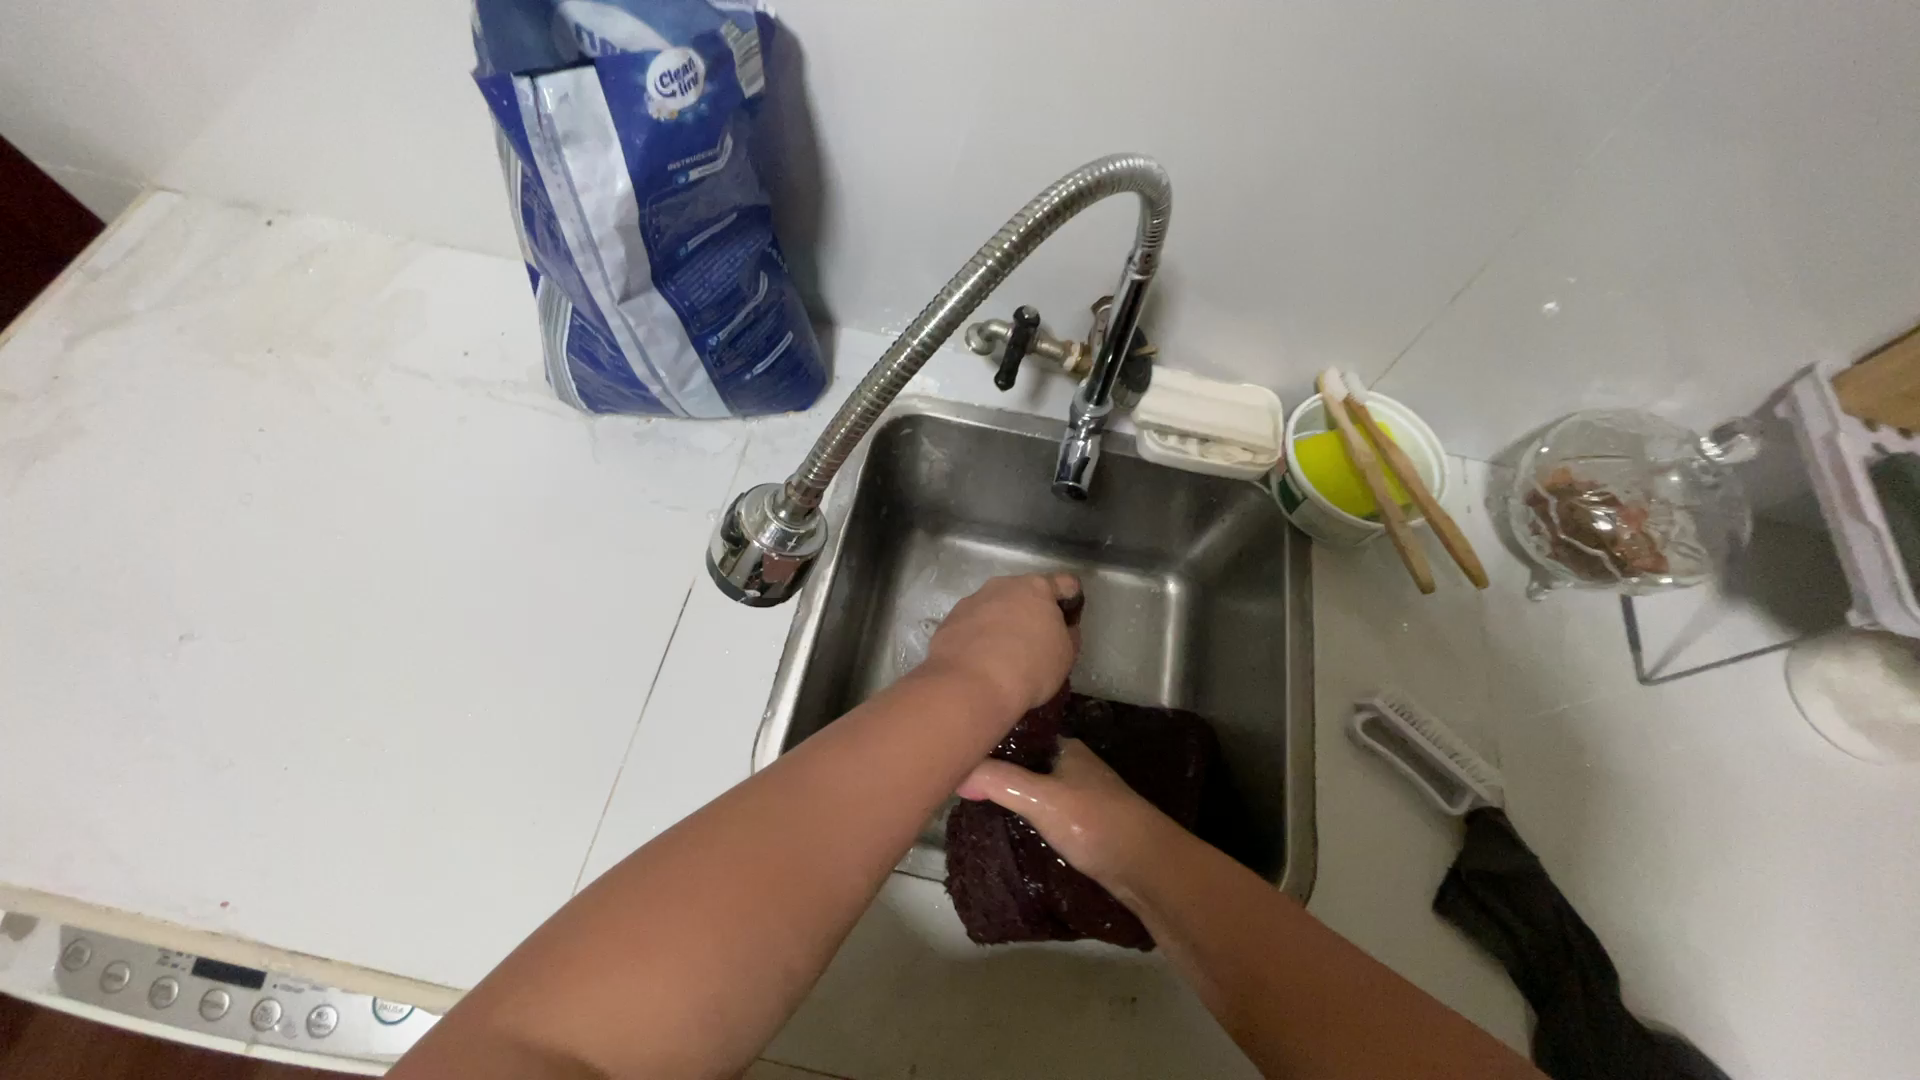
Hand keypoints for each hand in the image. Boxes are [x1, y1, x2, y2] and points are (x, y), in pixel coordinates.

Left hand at [920, 573, 1079, 715]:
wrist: (970, 684)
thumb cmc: (1029, 667)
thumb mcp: (1066, 655)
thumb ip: (1068, 635)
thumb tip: (1065, 628)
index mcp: (1036, 588)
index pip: (1064, 584)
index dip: (1071, 600)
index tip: (1069, 619)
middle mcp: (1002, 586)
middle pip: (1024, 593)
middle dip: (1031, 611)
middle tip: (1036, 640)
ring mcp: (972, 601)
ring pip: (994, 608)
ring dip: (1002, 623)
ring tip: (1004, 655)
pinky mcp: (950, 621)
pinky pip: (972, 625)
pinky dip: (978, 637)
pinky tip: (980, 661)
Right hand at [955, 738, 1172, 889]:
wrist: (1147, 867)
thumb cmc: (1094, 821)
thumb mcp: (1040, 797)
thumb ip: (999, 781)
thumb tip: (957, 772)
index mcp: (1064, 747)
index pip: (1018, 735)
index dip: (989, 741)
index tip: (956, 752)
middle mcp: (1072, 765)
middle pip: (1025, 762)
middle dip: (996, 771)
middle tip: (958, 783)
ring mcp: (1081, 796)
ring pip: (1035, 788)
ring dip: (1011, 796)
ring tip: (973, 806)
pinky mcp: (1084, 825)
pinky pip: (1044, 813)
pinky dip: (1025, 817)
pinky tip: (1007, 829)